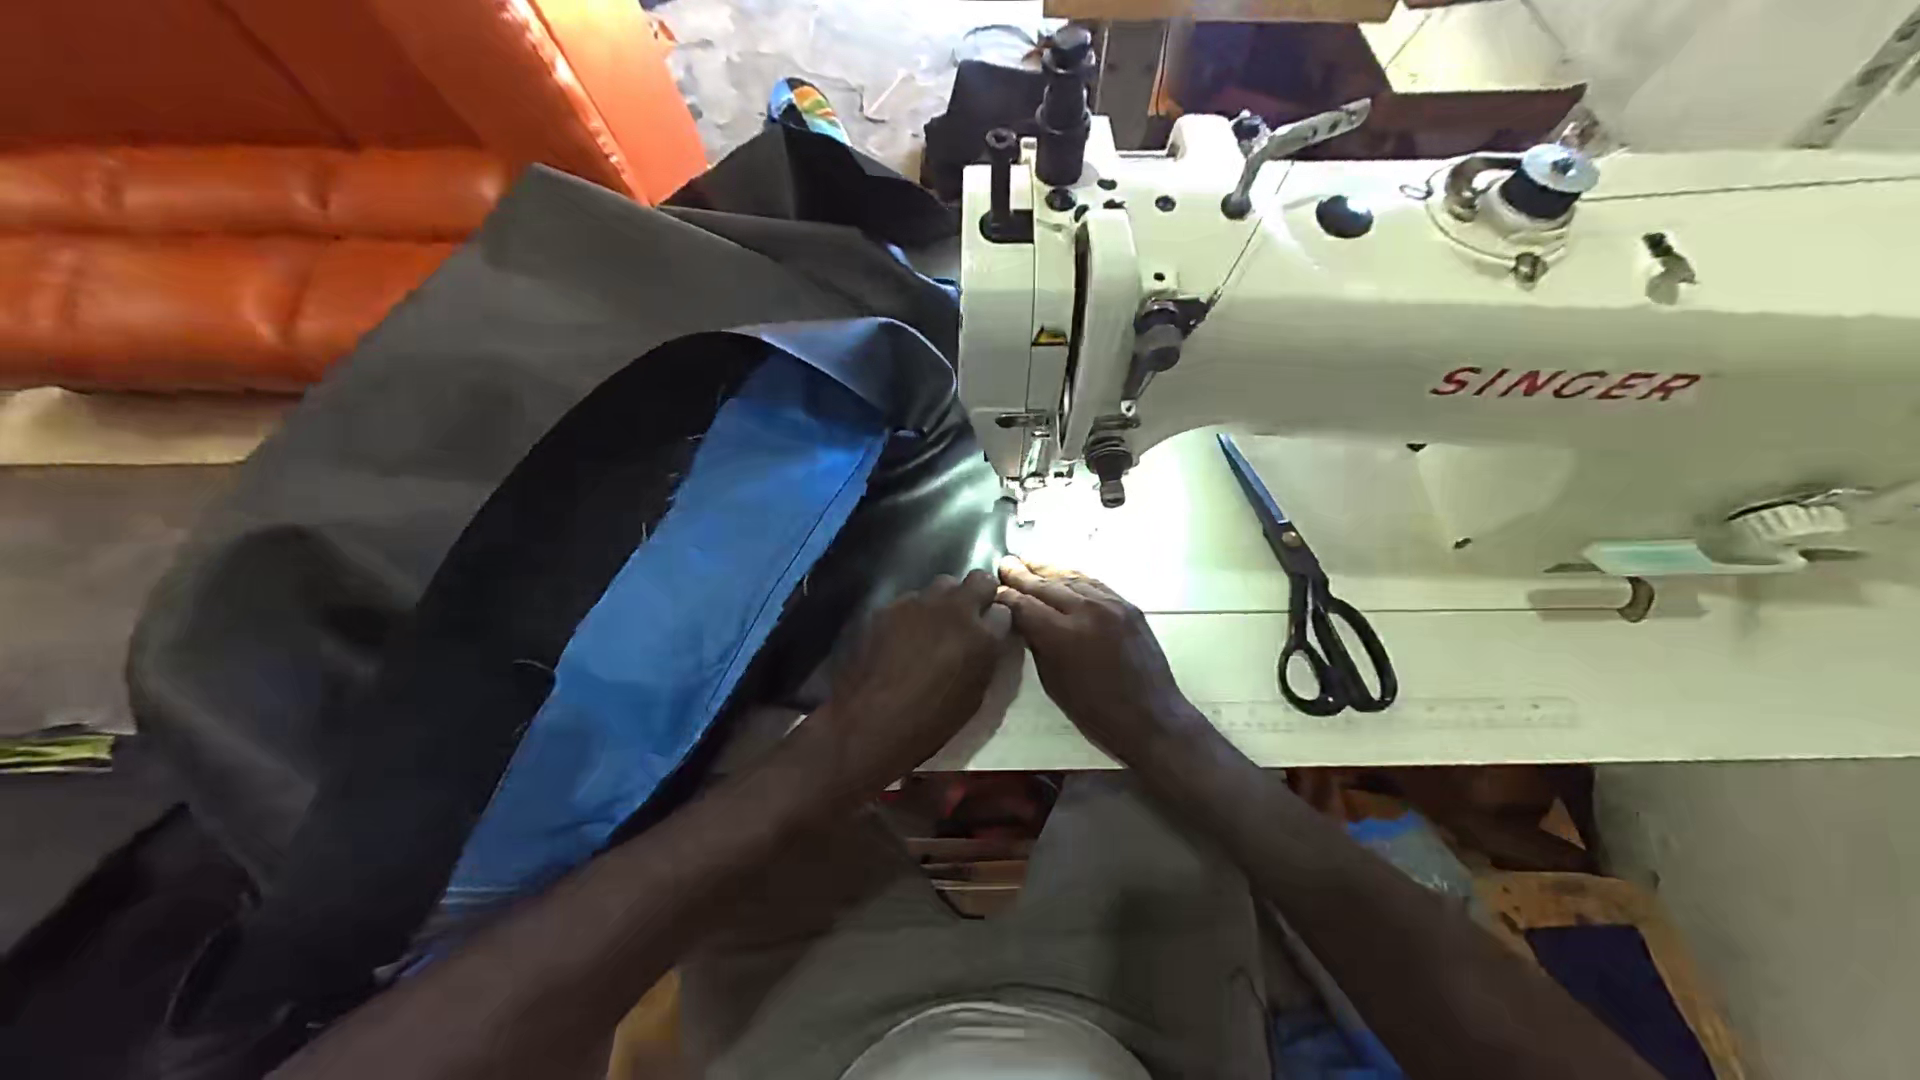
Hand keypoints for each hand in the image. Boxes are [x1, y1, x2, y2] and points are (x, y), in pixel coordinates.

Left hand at [794, 570, 1010, 799]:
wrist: (870, 721)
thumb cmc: (930, 721)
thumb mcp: (974, 694)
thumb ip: (985, 656)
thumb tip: (985, 638)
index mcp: (983, 637)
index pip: (1005, 610)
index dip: (997, 619)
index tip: (991, 629)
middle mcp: (955, 610)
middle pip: (978, 580)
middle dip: (979, 592)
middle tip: (969, 616)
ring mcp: (919, 603)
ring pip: (942, 585)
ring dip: (944, 601)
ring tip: (933, 626)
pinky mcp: (889, 606)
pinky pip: (910, 600)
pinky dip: (913, 613)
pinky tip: (901, 635)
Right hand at [995, 557, 1196, 761]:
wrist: (1150, 716)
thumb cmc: (1095, 711)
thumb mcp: (1053, 682)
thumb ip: (1036, 644)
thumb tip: (1023, 620)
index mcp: (1063, 635)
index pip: (1024, 605)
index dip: (1005, 596)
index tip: (992, 589)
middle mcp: (1086, 611)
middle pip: (1045, 585)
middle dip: (1021, 575)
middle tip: (1005, 563)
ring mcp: (1110, 604)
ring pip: (1070, 578)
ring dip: (1046, 570)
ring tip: (1028, 562)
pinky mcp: (1127, 605)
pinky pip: (1093, 584)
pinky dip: (1073, 578)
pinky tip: (1062, 575)